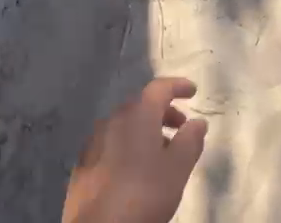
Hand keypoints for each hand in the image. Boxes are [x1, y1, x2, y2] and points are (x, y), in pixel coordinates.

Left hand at [62, 77, 208, 222]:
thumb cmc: (143, 194)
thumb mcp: (177, 168)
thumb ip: (191, 140)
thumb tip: (197, 121)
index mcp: (137, 115)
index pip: (159, 88)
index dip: (178, 86)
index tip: (193, 92)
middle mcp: (112, 121)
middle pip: (141, 106)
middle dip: (163, 112)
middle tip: (180, 128)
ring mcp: (94, 143)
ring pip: (124, 126)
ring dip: (145, 131)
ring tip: (160, 154)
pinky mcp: (82, 166)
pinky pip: (110, 144)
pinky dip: (127, 146)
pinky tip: (134, 170)